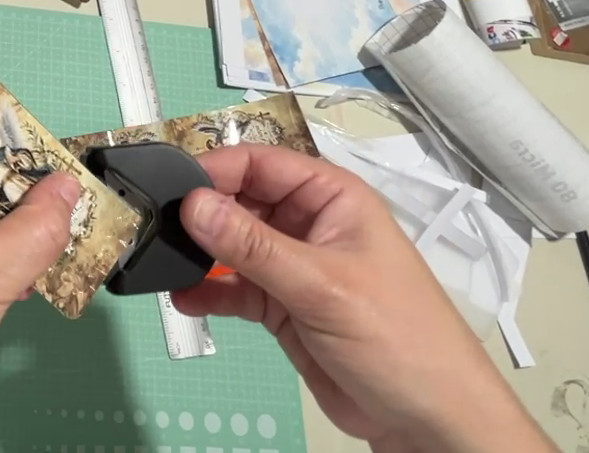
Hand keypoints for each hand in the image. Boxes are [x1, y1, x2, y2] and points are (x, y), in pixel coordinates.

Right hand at [172, 144, 552, 452]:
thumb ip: (252, 245)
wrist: (432, 429)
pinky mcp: (279, 304)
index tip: (173, 187)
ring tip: (162, 260)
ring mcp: (291, 264)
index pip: (260, 163)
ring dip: (199, 253)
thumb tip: (192, 205)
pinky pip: (233, 286)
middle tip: (156, 225)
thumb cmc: (397, 338)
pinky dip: (208, 290)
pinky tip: (183, 297)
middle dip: (200, 213)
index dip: (216, 169)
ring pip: (230, 243)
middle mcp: (305, 221)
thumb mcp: (321, 285)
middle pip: (239, 200)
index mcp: (329, 197)